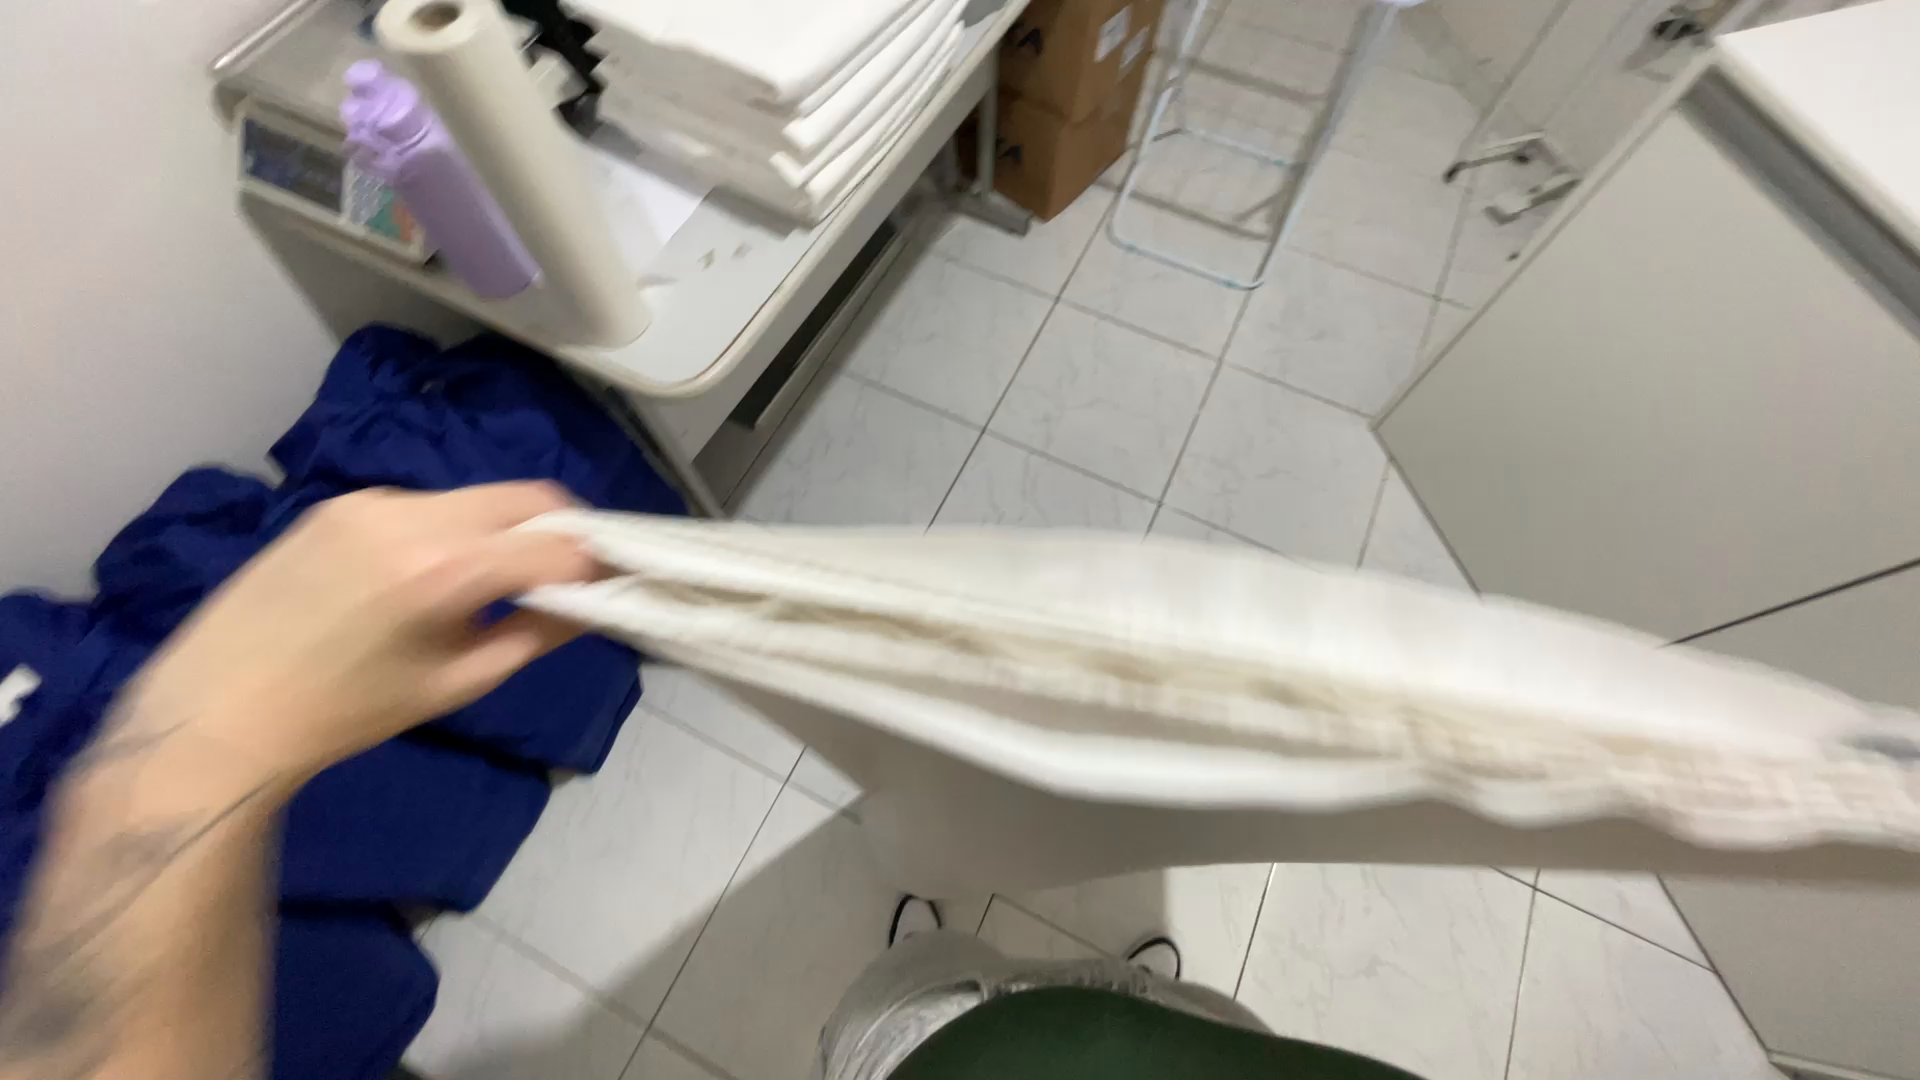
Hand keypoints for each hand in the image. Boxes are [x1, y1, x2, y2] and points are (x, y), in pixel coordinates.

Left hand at [121, 482, 598, 788]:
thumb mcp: (465, 680)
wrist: (215, 713)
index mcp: (446, 571)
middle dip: (564, 528)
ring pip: (482, 497)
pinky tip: (432, 571)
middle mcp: (413, 517)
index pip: (560, 542)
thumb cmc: (353, 710)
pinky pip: (432, 503)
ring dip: (509, 529)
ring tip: (494, 576)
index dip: (597, 561)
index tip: (609, 581)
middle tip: (568, 569)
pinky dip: (459, 529)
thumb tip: (597, 601)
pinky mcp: (342, 503)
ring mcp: (372, 502)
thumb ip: (543, 631)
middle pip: (529, 496)